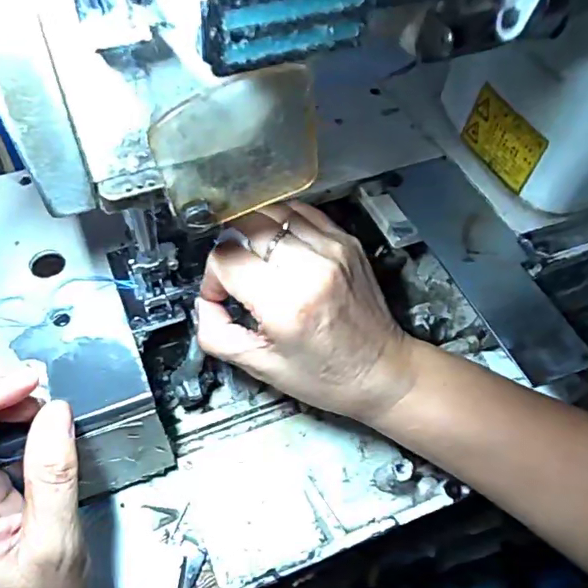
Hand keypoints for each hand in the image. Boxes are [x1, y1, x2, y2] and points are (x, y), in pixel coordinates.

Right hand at [197, 201, 422, 422]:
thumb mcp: (261, 367)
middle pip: (247, 225)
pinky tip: (280, 246)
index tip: (221, 295)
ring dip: (254, 230)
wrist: (382, 371)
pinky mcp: (346, 242)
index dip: (213, 277)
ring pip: (273, 211)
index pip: (226, 259)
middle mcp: (311, 268)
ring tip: (256, 257)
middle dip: (230, 247)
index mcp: (287, 304)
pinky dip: (282, 222)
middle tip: (236, 274)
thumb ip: (217, 334)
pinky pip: (303, 212)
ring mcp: (332, 250)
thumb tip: (205, 302)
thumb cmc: (327, 375)